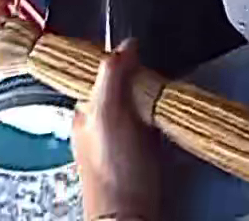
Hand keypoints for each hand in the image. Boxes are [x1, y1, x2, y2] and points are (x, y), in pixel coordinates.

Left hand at [73, 40, 159, 220]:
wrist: (130, 218)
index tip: (136, 58)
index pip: (101, 70)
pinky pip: (154, 118)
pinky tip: (164, 117)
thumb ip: (111, 75)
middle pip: (123, 82)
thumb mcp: (106, 113)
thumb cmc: (113, 170)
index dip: (119, 60)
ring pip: (140, 99)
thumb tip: (126, 44)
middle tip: (149, 82)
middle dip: (138, 78)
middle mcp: (101, 121)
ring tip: (157, 99)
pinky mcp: (144, 149)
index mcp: (84, 111)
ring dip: (151, 95)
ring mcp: (122, 136)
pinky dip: (161, 114)